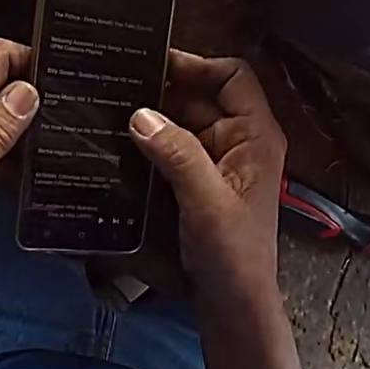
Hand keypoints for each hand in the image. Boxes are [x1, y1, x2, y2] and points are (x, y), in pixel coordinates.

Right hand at [128, 50, 287, 301]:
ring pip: (184, 121)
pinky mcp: (199, 179)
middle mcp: (239, 141)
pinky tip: (123, 141)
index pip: (232, 77)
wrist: (233, 304)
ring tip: (114, 107)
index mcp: (255, 136)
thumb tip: (141, 114)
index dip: (197, 65)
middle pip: (202, 96)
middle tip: (121, 84)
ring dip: (155, 116)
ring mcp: (218, 160)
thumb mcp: (206, 202)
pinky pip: (174, 146)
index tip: (155, 64)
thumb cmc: (233, 255)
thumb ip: (178, 155)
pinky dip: (153, 140)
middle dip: (165, 91)